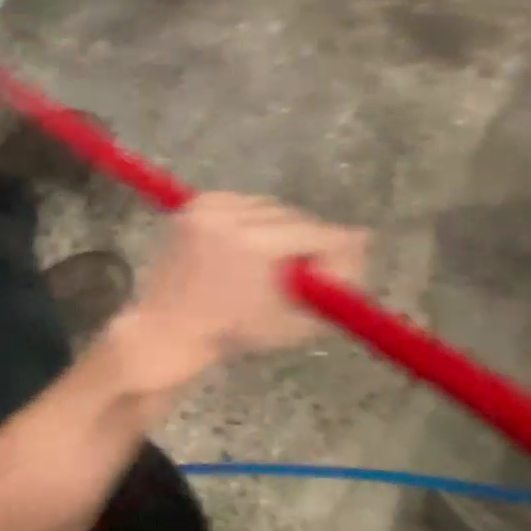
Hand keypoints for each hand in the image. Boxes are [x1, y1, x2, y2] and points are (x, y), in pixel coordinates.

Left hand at [136, 192, 368, 367]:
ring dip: (278, 223)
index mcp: (253, 245)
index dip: (341, 243)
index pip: (314, 232)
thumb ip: (336, 282)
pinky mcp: (186, 210)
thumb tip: (362, 244)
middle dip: (308, 235)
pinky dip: (247, 213)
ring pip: (261, 204)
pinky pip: (232, 200)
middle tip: (313, 261)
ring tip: (280, 252)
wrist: (169, 324)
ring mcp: (201, 211)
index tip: (359, 248)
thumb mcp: (299, 318)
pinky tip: (251, 236)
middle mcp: (225, 219)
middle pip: (288, 214)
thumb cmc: (234, 330)